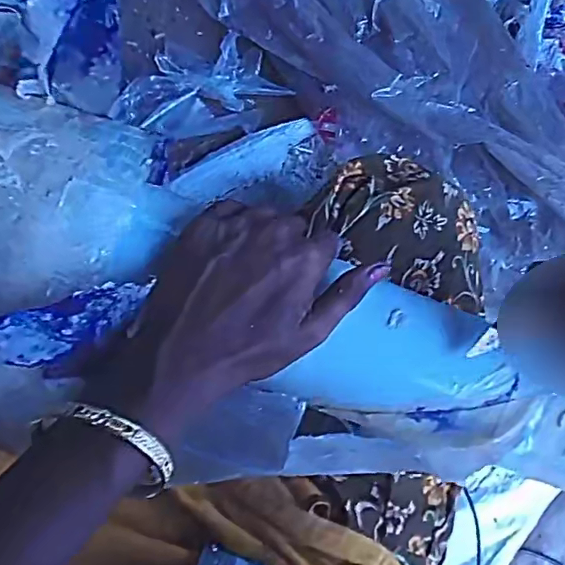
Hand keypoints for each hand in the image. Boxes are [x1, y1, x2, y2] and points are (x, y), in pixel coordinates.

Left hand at [87, 201, 387, 438]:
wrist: (182, 354)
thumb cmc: (252, 351)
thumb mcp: (309, 333)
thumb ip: (347, 295)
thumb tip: (382, 266)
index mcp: (304, 258)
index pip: (328, 239)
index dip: (319, 258)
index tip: (306, 277)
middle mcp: (273, 232)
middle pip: (296, 224)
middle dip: (293, 244)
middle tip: (274, 276)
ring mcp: (235, 224)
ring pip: (265, 214)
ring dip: (264, 233)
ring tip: (249, 265)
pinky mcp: (202, 224)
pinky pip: (232, 209)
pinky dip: (235, 224)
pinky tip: (228, 251)